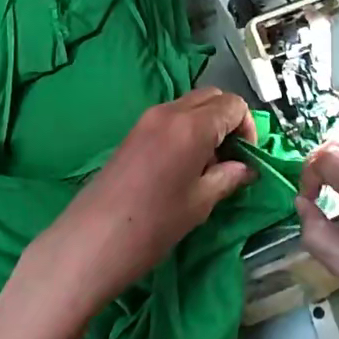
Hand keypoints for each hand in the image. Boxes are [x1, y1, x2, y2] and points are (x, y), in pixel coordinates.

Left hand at [44, 88, 256, 308]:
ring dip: (207, 124)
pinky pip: (171, 117)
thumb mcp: (201, 202)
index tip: (246, 157)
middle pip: (213, 96)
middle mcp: (170, 112)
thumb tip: (247, 168)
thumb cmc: (154, 223)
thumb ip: (230, 177)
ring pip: (191, 105)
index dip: (248, 127)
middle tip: (230, 157)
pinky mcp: (133, 133)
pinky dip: (186, 130)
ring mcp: (147, 119)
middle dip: (229, 120)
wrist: (90, 242)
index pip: (234, 105)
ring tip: (205, 165)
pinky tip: (181, 167)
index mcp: (193, 125)